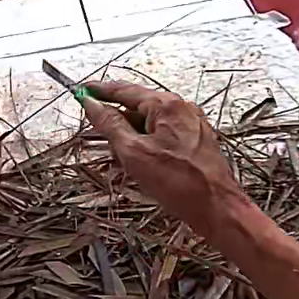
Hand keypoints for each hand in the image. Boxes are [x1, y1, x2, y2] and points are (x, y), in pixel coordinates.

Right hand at [79, 81, 250, 236]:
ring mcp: (191, 124)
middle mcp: (182, 109)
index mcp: (167, 105)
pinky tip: (140, 163)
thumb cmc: (177, 181)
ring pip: (150, 123)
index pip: (125, 90)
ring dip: (131, 136)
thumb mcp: (133, 152)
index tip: (82, 91)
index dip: (100, 91)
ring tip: (121, 157)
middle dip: (116, 120)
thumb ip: (110, 124)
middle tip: (96, 132)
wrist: (216, 208)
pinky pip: (163, 135)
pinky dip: (146, 144)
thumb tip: (91, 104)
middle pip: (138, 106)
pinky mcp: (195, 141)